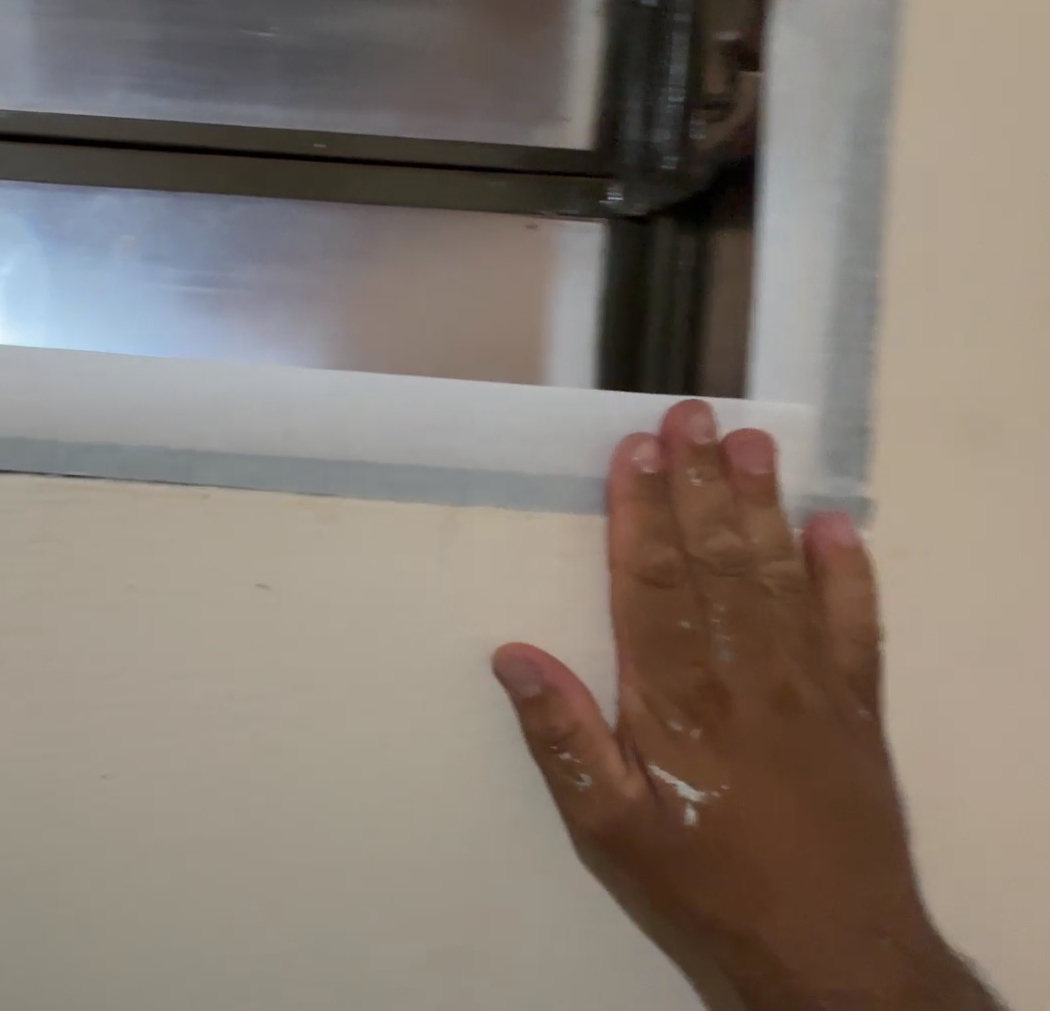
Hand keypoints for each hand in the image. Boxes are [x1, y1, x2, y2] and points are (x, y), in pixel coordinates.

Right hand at [493, 401, 999, 1009]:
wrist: (839, 961)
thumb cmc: (700, 881)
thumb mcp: (604, 823)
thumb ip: (560, 735)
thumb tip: (513, 654)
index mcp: (678, 701)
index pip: (652, 586)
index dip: (641, 515)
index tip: (635, 452)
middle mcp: (748, 679)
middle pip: (717, 564)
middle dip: (699, 485)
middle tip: (693, 415)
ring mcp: (814, 691)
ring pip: (781, 580)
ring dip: (762, 507)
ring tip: (750, 441)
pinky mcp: (858, 713)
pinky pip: (855, 631)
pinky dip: (850, 576)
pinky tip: (838, 527)